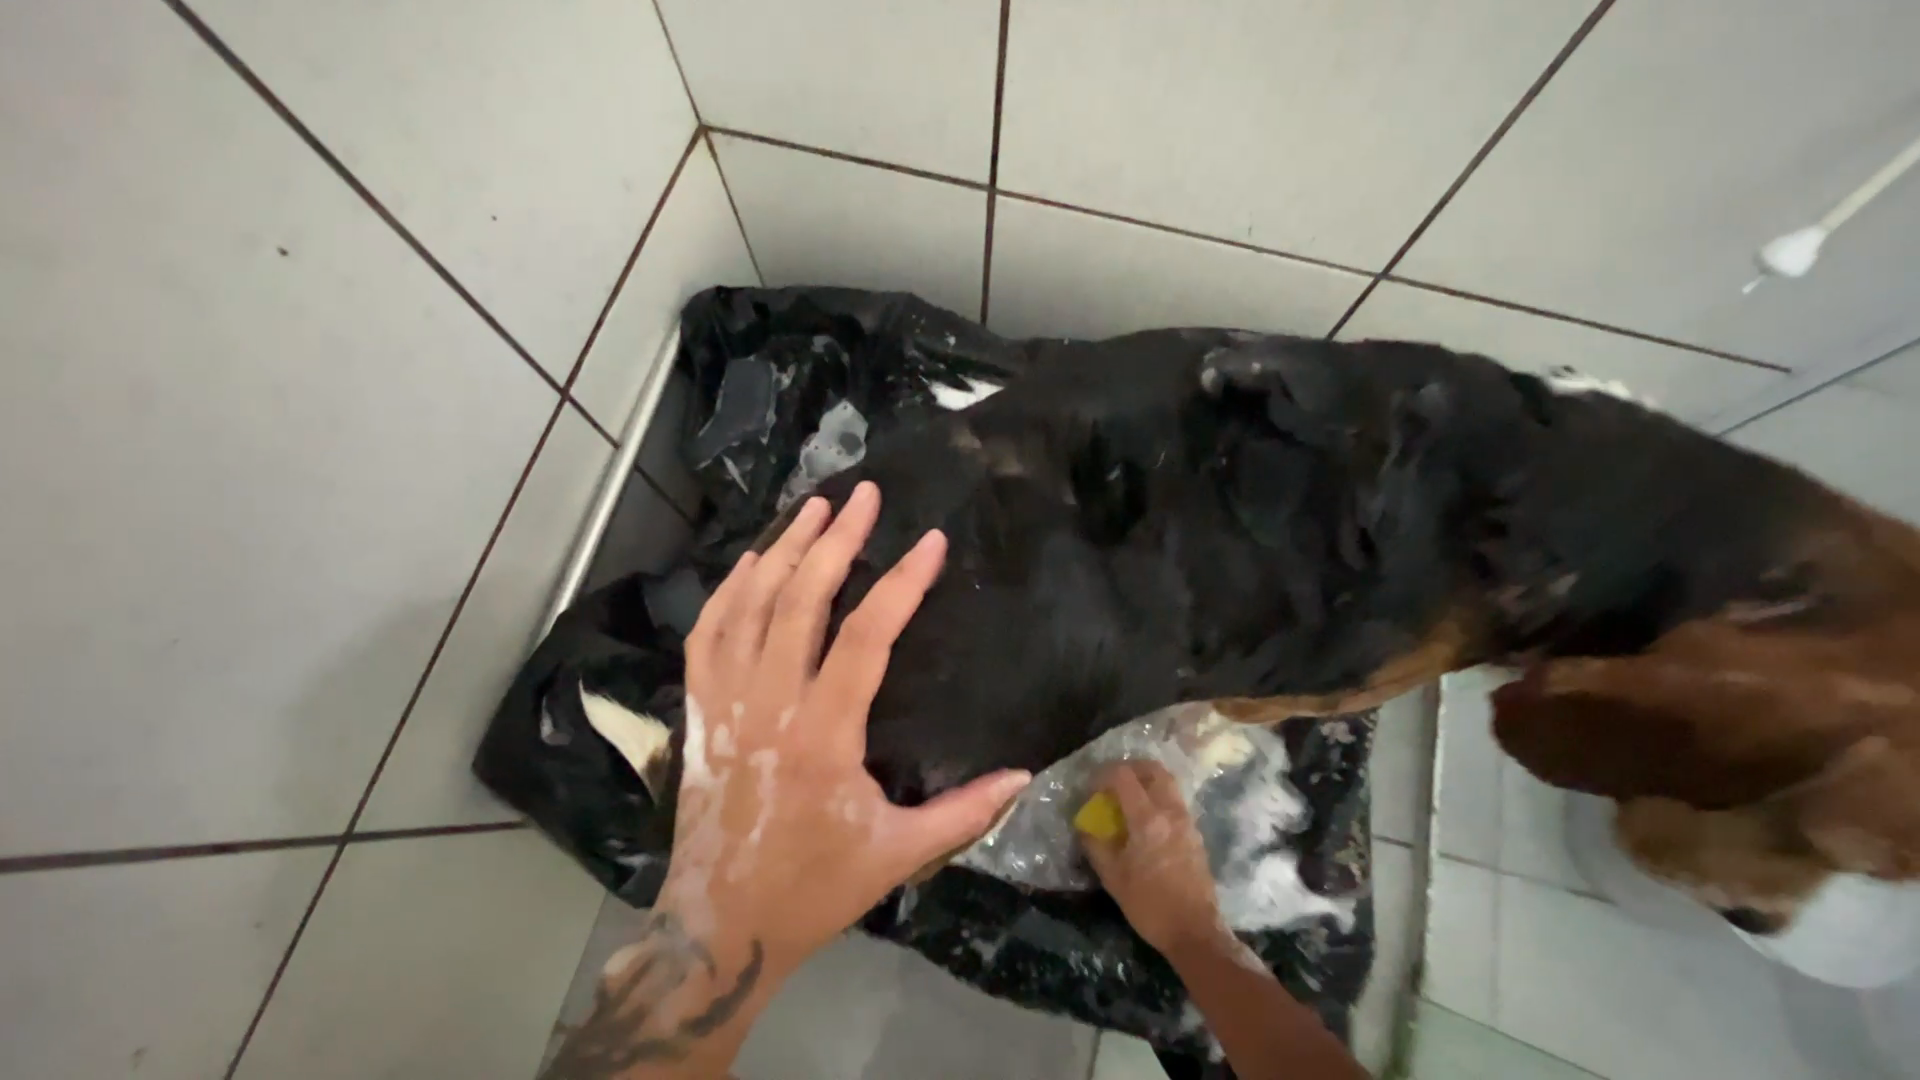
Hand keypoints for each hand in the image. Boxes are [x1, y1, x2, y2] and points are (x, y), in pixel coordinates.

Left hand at [659, 481, 1031, 974]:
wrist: (721, 923)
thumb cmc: (815, 887)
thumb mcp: (900, 854)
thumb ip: (966, 811)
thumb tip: (1026, 776)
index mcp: (824, 734)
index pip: (866, 636)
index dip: (901, 582)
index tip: (931, 541)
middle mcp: (770, 704)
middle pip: (801, 599)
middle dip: (836, 540)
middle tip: (864, 495)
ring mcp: (725, 703)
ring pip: (750, 605)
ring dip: (783, 549)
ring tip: (813, 506)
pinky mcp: (699, 711)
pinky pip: (707, 634)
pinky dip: (728, 590)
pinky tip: (752, 562)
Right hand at [1079, 760, 1224, 956]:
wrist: (1195, 931)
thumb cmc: (1149, 904)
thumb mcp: (1112, 877)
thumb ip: (1095, 845)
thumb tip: (1084, 826)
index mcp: (1147, 818)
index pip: (1123, 776)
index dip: (1103, 775)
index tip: (1091, 789)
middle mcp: (1170, 811)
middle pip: (1153, 769)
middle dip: (1130, 768)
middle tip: (1112, 782)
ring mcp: (1187, 821)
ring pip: (1168, 783)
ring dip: (1146, 782)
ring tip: (1128, 799)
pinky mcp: (1195, 834)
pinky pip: (1175, 801)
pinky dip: (1158, 798)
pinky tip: (1146, 821)